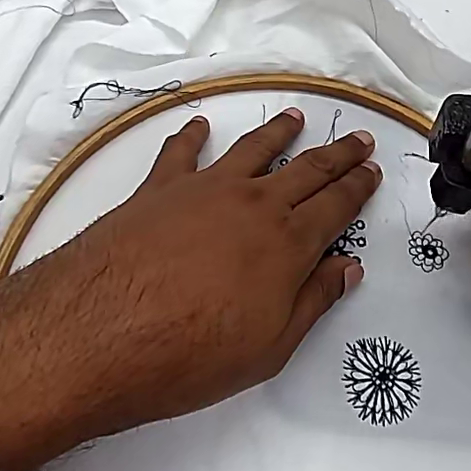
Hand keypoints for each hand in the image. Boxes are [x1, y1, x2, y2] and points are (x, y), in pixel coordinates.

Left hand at [0, 108, 380, 442]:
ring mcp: (204, 189)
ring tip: (295, 117)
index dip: (357, 186)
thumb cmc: (190, 354)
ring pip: (252, 148)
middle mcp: (252, 204)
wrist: (100, 332)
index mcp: (286, 243)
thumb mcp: (268, 347)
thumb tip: (347, 268)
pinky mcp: (158, 187)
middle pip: (306, 168)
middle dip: (337, 154)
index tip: (370, 170)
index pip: (335, 205)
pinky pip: (180, 151)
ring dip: (278, 131)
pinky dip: (191, 134)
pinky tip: (198, 125)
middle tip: (357, 140)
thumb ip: (312, 301)